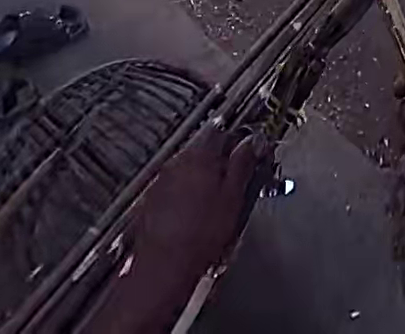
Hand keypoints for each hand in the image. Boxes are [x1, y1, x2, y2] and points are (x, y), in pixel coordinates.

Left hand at [126, 125, 270, 272]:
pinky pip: (176, 192)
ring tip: (217, 207)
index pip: (224, 134)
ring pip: (190, 173)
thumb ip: (244, 163)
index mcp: (199, 155)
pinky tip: (197, 219)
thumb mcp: (234, 195)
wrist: (163, 270)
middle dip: (221, 166)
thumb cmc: (199, 235)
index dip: (240, 144)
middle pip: (205, 153)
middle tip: (235, 185)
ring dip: (204, 183)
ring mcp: (161, 184)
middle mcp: (177, 164)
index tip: (249, 155)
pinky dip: (188, 199)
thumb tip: (253, 143)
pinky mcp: (152, 204)